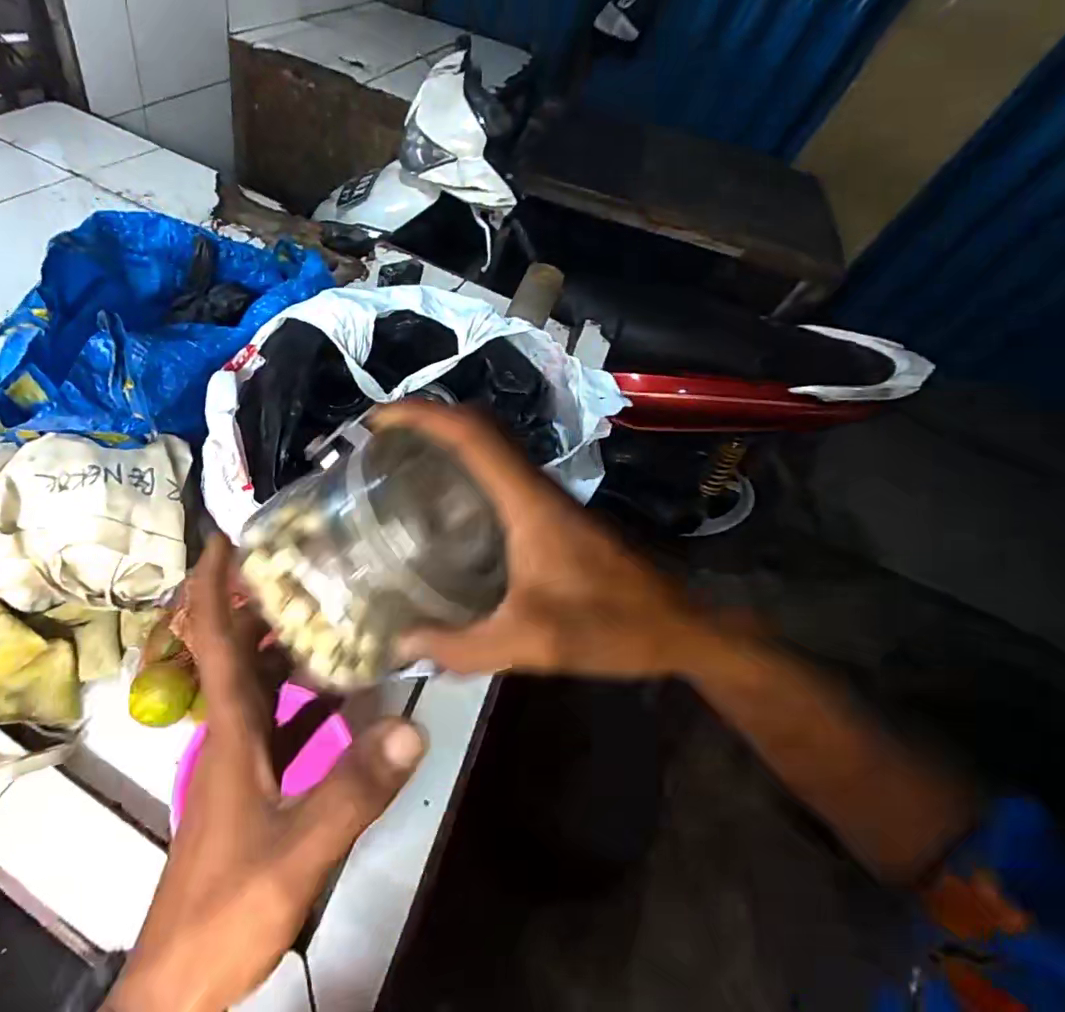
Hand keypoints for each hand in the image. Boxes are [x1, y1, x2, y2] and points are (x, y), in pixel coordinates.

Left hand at [105, 536, 426, 1011]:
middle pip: (236, 649)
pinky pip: (276, 724)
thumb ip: (352, 790)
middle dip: (255, 601)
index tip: (226, 534)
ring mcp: (239, 759)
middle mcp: (230, 731)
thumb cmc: (229, 903)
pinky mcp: (251, 787)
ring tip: (327, 611)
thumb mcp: (299, 849)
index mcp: (231, 729)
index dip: (211, 582)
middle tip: (301, 561)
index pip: (212, 636)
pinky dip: (301, 700)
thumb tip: (411, 727)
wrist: (184, 971)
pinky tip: (340, 696)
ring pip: (258, 685)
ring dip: (282, 647)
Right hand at [374, 400, 720, 678]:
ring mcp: (545, 499)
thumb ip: (464, 647)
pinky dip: (463, 466)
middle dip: (425, 421)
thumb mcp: (532, 644)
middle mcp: (535, 489)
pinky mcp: (550, 514)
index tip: (379, 419)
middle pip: (477, 429)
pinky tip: (441, 502)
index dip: (423, 416)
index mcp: (528, 504)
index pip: (472, 436)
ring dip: (445, 440)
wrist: (685, 629)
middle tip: (379, 440)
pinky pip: (497, 472)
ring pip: (490, 447)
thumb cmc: (613, 627)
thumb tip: (401, 644)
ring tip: (398, 462)